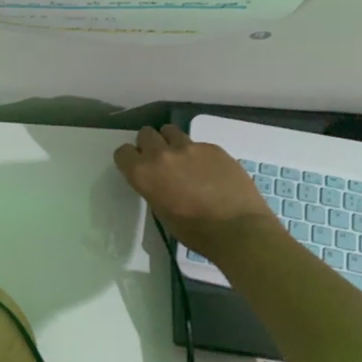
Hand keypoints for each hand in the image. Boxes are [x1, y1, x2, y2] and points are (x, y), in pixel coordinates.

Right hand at [114, 124, 280, 258]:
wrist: (238, 229)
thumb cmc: (195, 231)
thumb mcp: (161, 212)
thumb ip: (154, 187)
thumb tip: (161, 181)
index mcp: (143, 174)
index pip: (123, 152)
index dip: (129, 159)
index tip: (138, 167)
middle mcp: (161, 155)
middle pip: (146, 134)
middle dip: (149, 145)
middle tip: (161, 161)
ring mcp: (189, 148)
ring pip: (171, 131)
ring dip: (171, 142)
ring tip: (184, 159)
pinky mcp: (213, 148)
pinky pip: (198, 144)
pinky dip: (199, 154)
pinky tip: (211, 171)